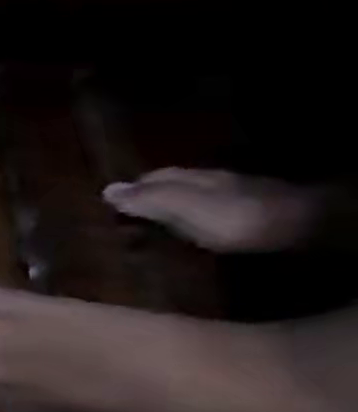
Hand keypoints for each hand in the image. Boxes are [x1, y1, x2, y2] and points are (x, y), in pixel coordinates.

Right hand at [103, 167, 327, 253]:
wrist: (306, 224)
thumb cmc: (236, 217)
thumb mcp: (185, 207)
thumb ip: (148, 199)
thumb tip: (105, 190)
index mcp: (188, 178)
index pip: (149, 179)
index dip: (128, 191)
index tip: (106, 207)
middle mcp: (208, 181)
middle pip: (170, 186)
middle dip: (147, 199)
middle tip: (123, 219)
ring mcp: (231, 195)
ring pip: (189, 198)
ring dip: (168, 211)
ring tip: (151, 228)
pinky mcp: (247, 212)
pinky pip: (207, 213)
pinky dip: (190, 221)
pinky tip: (186, 233)